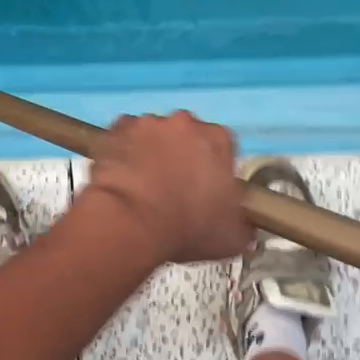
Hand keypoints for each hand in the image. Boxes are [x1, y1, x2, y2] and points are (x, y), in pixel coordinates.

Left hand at [86, 111, 252, 264]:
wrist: (130, 221)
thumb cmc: (187, 227)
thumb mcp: (232, 237)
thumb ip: (243, 224)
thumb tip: (244, 228)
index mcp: (218, 140)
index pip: (222, 146)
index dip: (214, 168)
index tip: (207, 187)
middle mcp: (183, 122)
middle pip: (186, 135)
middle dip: (182, 154)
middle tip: (174, 185)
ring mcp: (146, 123)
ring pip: (153, 134)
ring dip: (151, 151)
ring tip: (144, 183)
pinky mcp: (115, 129)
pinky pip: (123, 137)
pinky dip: (123, 150)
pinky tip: (122, 174)